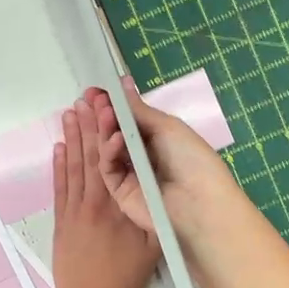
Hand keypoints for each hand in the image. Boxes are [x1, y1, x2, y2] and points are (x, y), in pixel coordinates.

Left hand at [51, 99, 158, 287]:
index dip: (109, 131)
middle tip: (86, 97)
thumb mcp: (152, 248)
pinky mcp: (62, 222)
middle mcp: (92, 203)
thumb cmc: (124, 278)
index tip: (109, 107)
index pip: (112, 160)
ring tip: (71, 111)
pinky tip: (59, 147)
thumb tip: (160, 185)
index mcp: (116, 206)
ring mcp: (74, 211)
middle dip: (88, 124)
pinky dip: (59, 166)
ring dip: (72, 138)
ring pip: (73, 167)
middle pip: (89, 156)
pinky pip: (60, 187)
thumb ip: (154, 215)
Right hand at [84, 82, 237, 234]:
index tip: (96, 89)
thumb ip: (140, 111)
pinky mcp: (121, 194)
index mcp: (157, 141)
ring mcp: (130, 176)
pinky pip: (109, 170)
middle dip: (102, 115)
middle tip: (89, 96)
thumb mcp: (168, 128)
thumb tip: (123, 83)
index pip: (128, 121)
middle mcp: (142, 158)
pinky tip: (115, 138)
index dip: (113, 105)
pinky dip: (109, 152)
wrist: (199, 204)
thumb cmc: (192, 160)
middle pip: (114, 134)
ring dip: (105, 129)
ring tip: (103, 111)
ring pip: (108, 150)